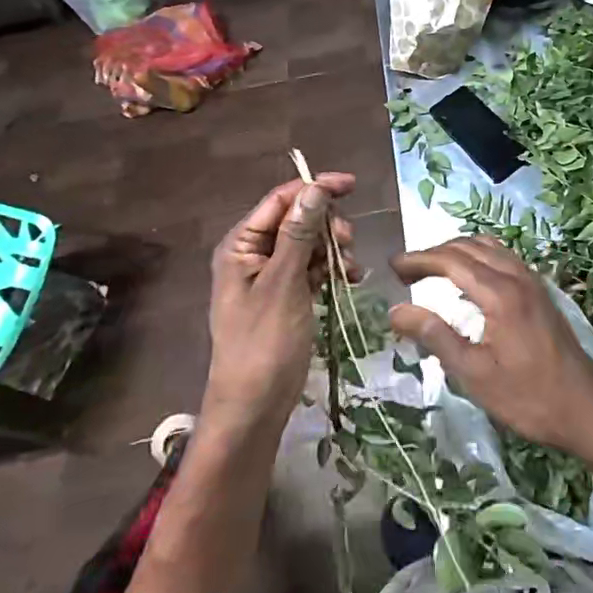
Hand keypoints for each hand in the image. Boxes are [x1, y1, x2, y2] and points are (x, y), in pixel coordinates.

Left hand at [203, 173, 355, 434]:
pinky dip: (331, 269)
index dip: (314, 187)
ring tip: (349, 270)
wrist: (254, 407)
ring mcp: (271, 276)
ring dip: (333, 249)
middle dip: (327, 224)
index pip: (280, 200)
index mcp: (241, 245)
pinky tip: (350, 280)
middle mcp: (253, 254)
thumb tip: (315, 188)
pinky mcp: (287, 296)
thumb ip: (299, 233)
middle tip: (347, 242)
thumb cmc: (264, 343)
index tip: (351, 185)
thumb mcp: (283, 283)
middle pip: (297, 219)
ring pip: (309, 243)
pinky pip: (313, 268)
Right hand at [389, 237, 592, 478]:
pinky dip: (478, 258)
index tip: (392, 267)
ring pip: (489, 248)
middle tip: (406, 270)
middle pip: (469, 247)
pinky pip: (504, 258)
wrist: (586, 408)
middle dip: (434, 253)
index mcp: (500, 294)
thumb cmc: (528, 397)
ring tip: (431, 269)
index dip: (419, 260)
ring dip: (458, 251)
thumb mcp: (475, 374)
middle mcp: (518, 276)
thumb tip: (396, 310)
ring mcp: (533, 281)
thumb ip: (435, 337)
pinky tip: (467, 281)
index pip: (451, 261)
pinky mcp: (541, 291)